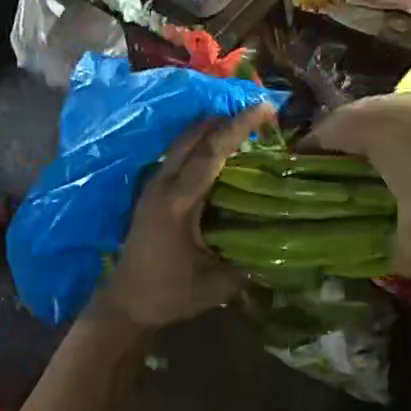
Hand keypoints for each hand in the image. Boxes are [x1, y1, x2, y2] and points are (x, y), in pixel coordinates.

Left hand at [93, 103, 276, 327]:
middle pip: (193, 136)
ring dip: (212, 127)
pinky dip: (201, 142)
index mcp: (177, 203)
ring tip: (245, 123)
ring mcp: (153, 185)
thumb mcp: (217, 284)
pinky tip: (221, 149)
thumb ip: (250, 260)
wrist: (125, 302)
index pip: (211, 153)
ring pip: (182, 141)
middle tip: (260, 109)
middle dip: (226, 117)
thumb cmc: (169, 293)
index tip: (265, 108)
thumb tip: (285, 237)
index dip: (239, 127)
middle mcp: (162, 185)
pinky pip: (178, 154)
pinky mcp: (151, 191)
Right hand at [309, 85, 410, 276]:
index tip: (307, 214)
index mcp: (352, 126)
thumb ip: (406, 254)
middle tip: (346, 221)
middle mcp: (370, 110)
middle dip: (342, 188)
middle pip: (339, 152)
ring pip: (375, 148)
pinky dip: (404, 167)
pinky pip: (402, 143)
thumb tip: (402, 272)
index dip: (301, 183)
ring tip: (385, 212)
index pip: (305, 151)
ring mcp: (403, 106)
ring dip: (377, 179)